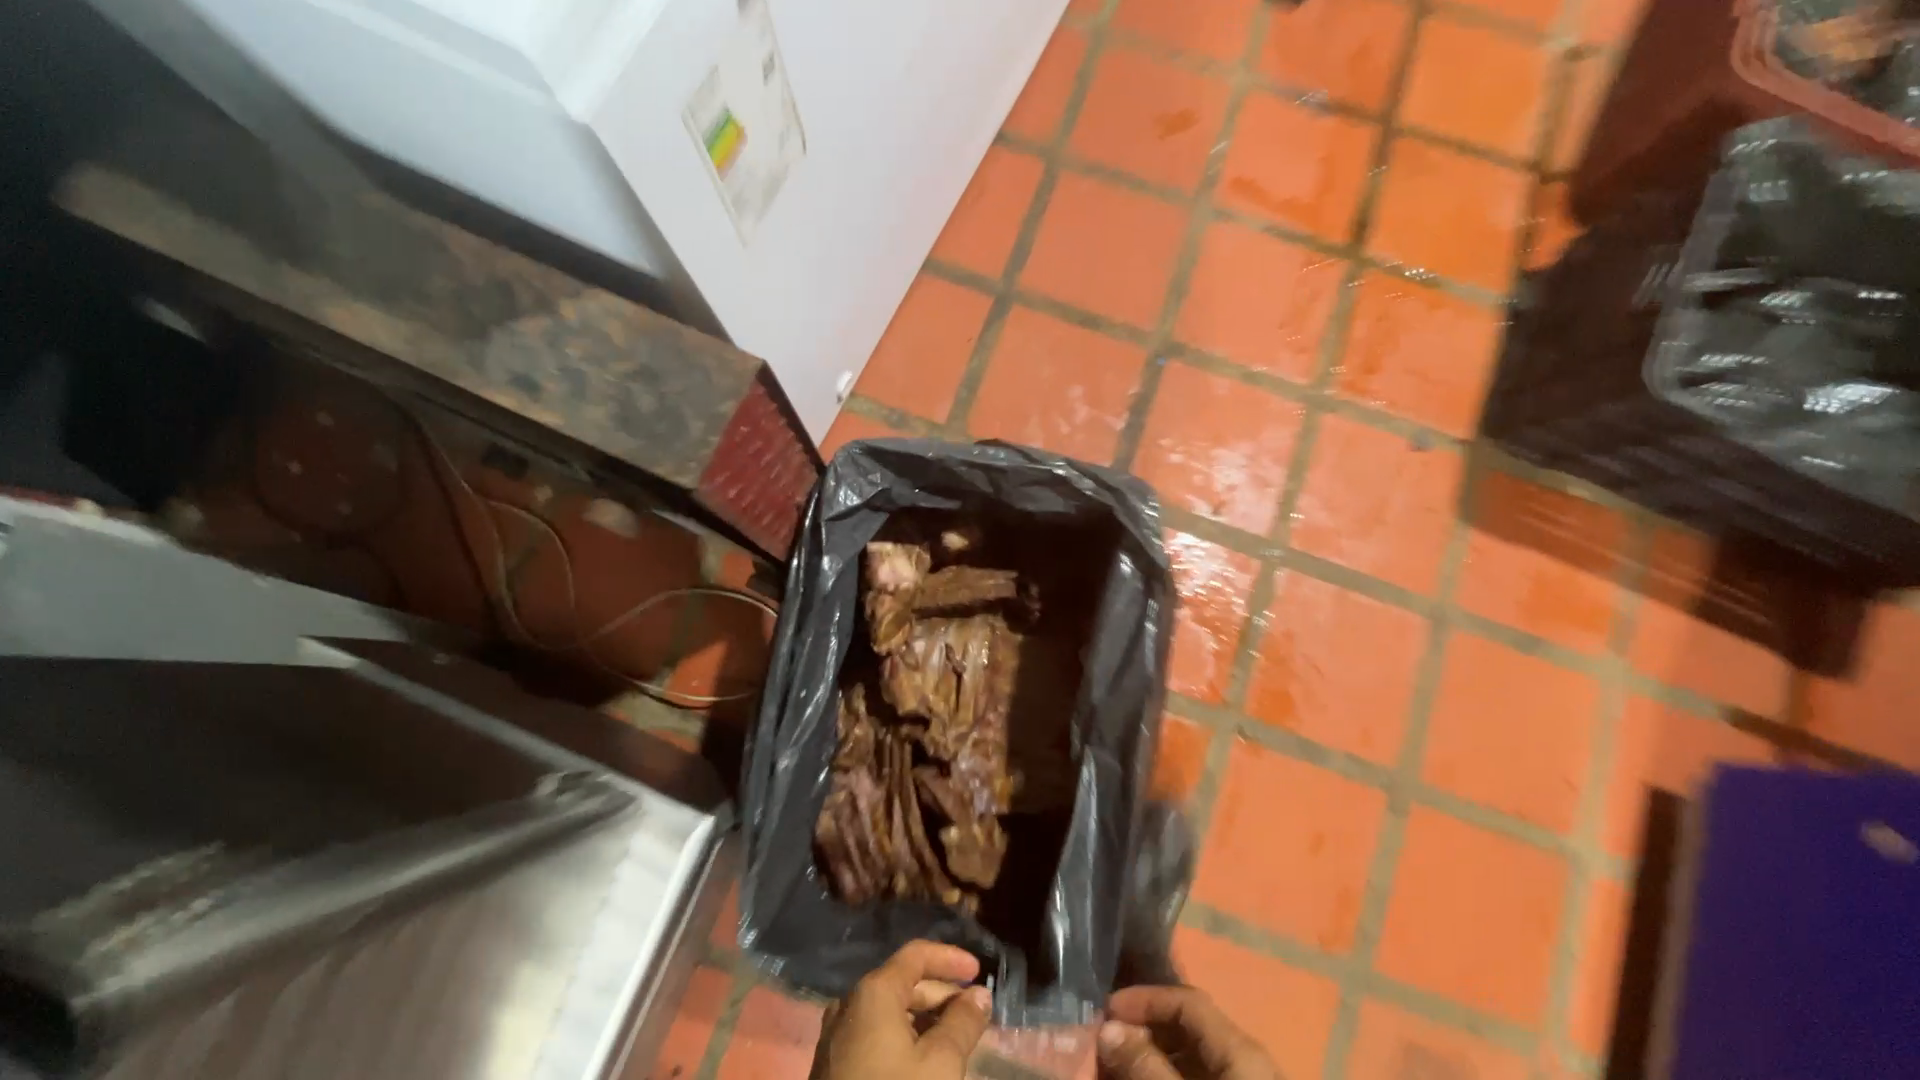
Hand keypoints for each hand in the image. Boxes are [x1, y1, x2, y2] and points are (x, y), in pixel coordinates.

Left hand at [810, 941, 993, 1079]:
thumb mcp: (940, 1064)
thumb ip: (963, 1023)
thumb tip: (979, 995)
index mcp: (873, 992)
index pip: (915, 955)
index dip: (950, 959)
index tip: (979, 972)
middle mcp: (849, 1004)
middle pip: (902, 983)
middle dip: (941, 994)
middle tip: (974, 1014)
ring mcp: (837, 1035)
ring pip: (889, 1012)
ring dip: (925, 1019)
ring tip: (956, 1040)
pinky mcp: (834, 1065)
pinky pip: (875, 1034)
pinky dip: (904, 1037)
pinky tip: (924, 1061)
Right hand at [1096, 986, 1277, 1079]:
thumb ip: (1147, 1067)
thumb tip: (1106, 1028)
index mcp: (1241, 1049)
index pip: (1188, 1000)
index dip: (1146, 998)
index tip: (1106, 1010)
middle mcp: (1244, 1059)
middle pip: (1187, 1028)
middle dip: (1142, 1030)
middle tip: (1103, 1043)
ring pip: (1188, 1056)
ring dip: (1149, 1054)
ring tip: (1113, 1065)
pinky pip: (1194, 1077)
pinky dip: (1164, 1075)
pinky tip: (1137, 1079)